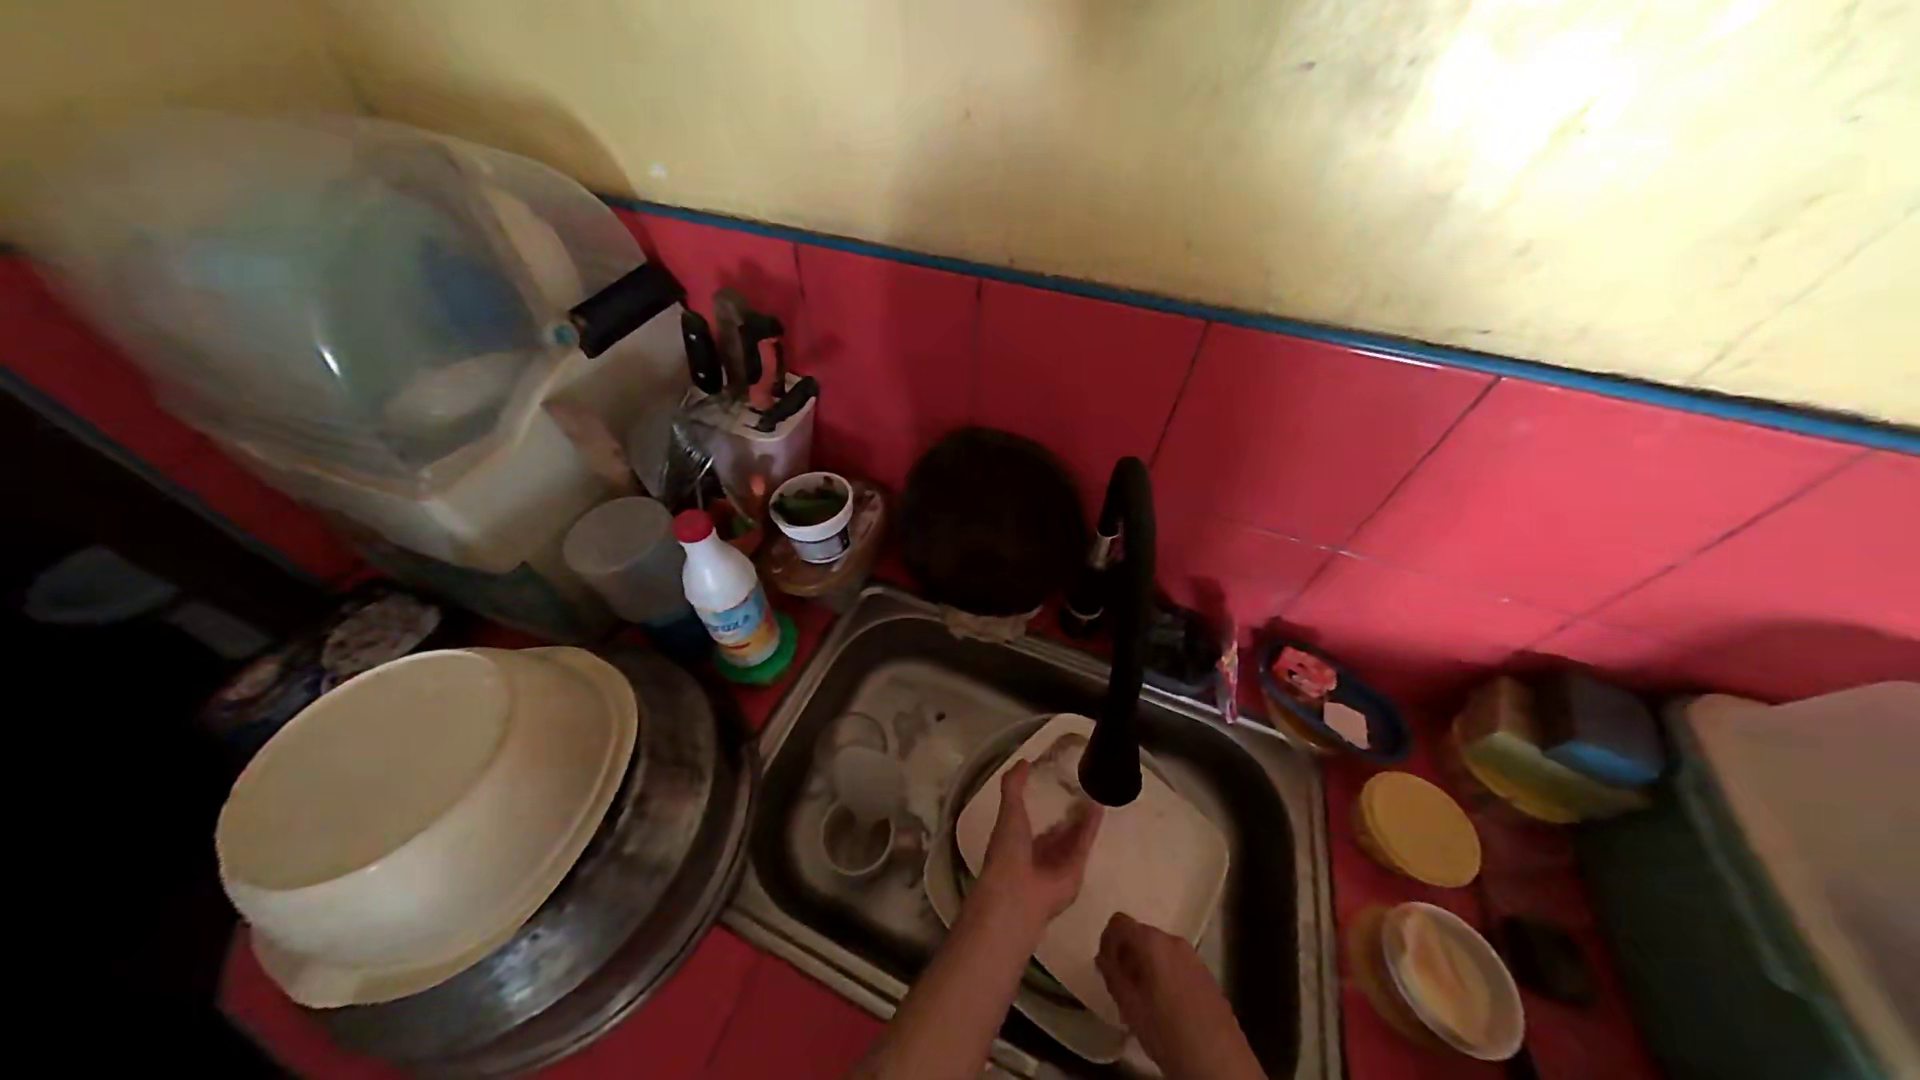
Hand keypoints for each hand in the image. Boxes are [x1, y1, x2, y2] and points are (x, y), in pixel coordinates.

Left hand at [973, 760, 1102, 934]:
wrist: (1018, 893)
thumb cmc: (1007, 850)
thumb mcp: (1008, 810)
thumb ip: (1014, 785)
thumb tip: (1024, 760)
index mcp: (1017, 839)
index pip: (1032, 819)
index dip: (1043, 802)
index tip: (1056, 782)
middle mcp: (1038, 851)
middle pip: (1057, 829)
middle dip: (1068, 812)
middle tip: (1082, 788)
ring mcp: (1058, 862)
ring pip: (1073, 836)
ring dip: (1083, 817)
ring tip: (1095, 793)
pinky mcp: (1076, 870)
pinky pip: (1084, 844)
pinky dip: (1091, 827)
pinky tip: (1099, 808)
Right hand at [1097, 913, 1264, 1079]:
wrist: (1222, 1068)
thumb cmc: (1169, 1034)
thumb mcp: (1130, 1007)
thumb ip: (1112, 975)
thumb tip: (1104, 958)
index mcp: (1153, 942)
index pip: (1119, 923)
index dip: (1107, 941)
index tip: (1105, 967)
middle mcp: (1174, 941)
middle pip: (1140, 936)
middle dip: (1126, 956)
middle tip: (1119, 987)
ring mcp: (1194, 957)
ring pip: (1158, 952)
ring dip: (1144, 967)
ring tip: (1140, 1001)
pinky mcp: (1207, 975)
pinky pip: (1176, 964)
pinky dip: (1163, 975)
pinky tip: (1164, 1007)